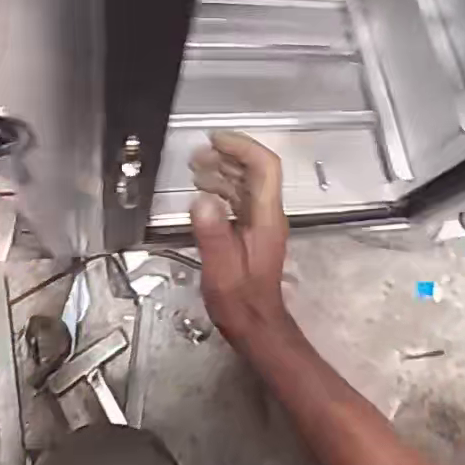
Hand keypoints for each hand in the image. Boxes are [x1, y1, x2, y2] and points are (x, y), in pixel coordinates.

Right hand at [188, 130, 288, 335]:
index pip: (264, 167)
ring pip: (247, 183)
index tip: (216, 140)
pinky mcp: (253, 231)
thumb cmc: (240, 302)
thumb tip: (202, 199)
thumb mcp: (221, 271)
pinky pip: (240, 199)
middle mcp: (268, 215)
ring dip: (223, 170)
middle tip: (197, 155)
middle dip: (228, 155)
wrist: (255, 325)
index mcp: (266, 218)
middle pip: (256, 170)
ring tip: (196, 168)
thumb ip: (213, 234)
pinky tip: (203, 191)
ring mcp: (262, 222)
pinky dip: (222, 188)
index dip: (243, 147)